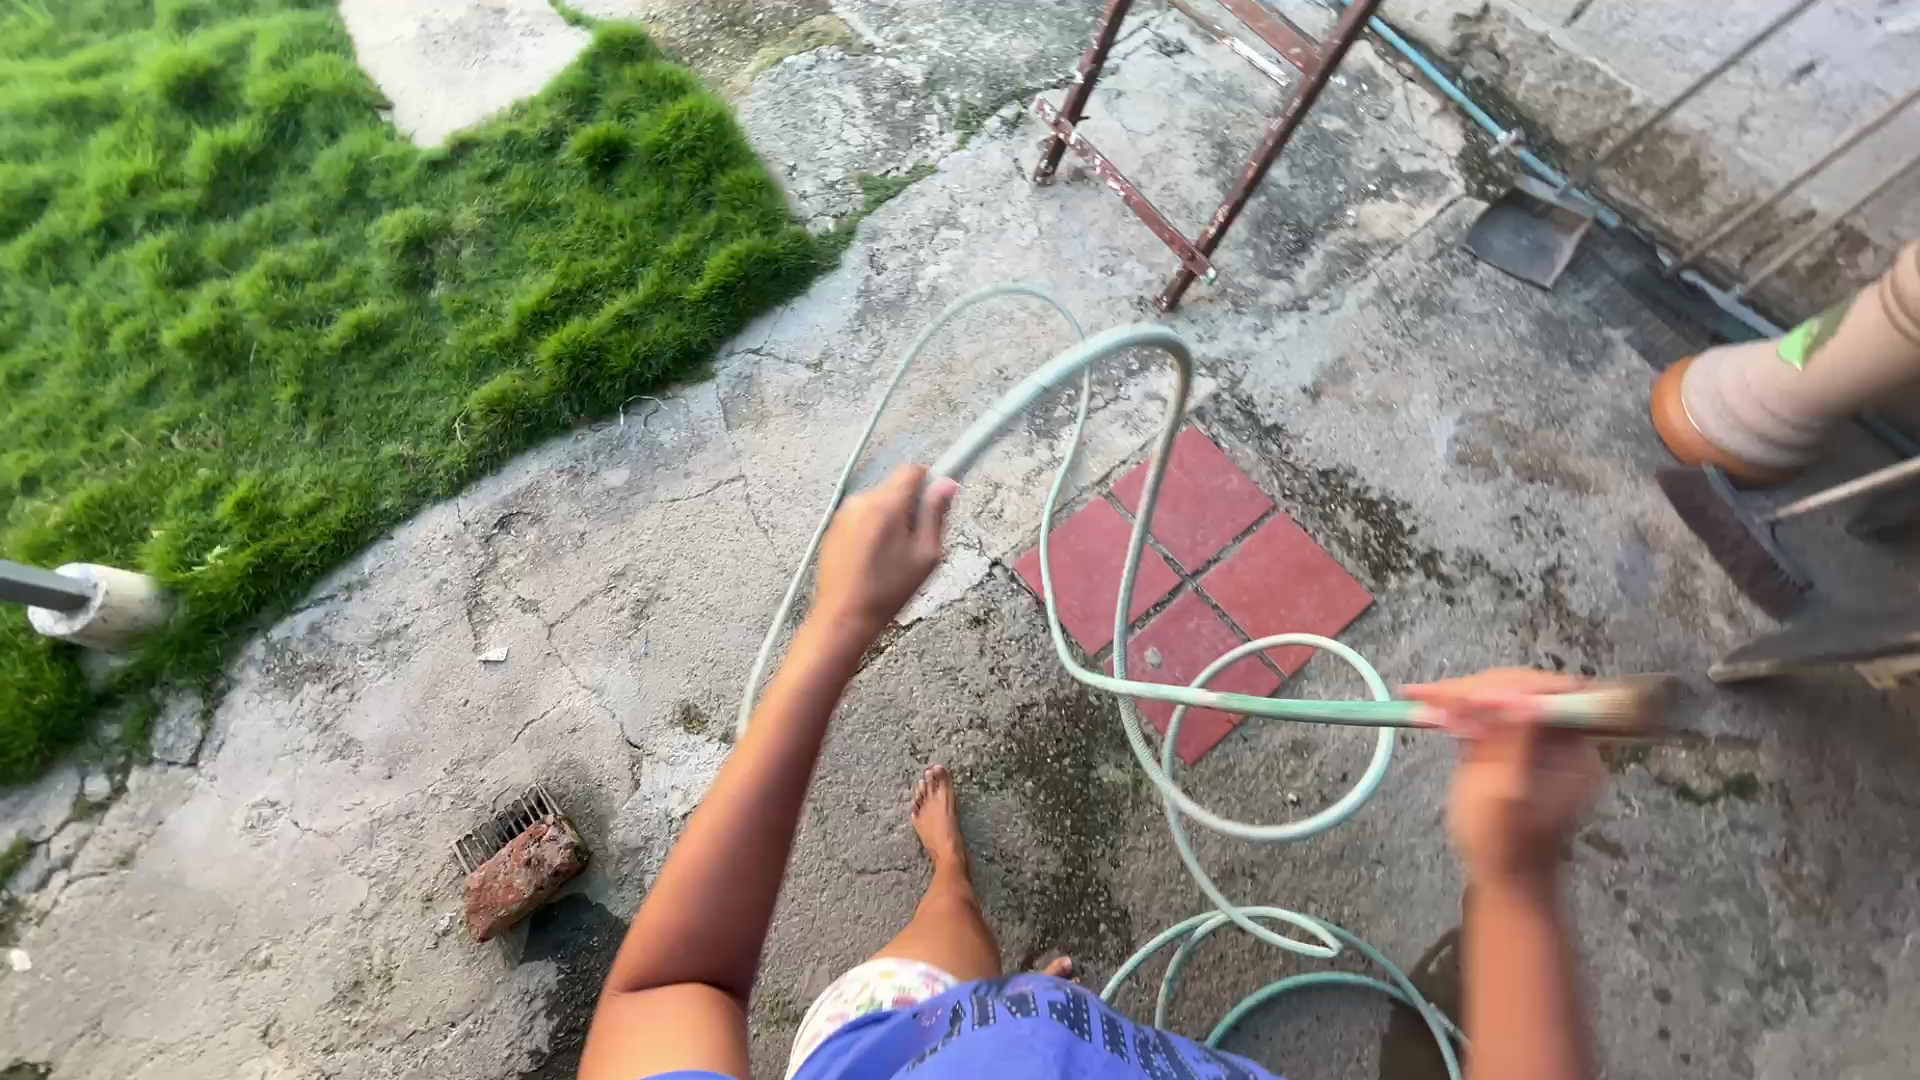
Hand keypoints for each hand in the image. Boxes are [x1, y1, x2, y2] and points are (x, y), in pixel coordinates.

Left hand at [812, 465, 958, 639]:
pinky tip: (875, 560)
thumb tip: (947, 485)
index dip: (930, 485)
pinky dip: (873, 531)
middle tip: (916, 543)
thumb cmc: (886, 593)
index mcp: (886, 506)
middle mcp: (861, 503)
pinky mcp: (834, 528)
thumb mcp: (926, 555)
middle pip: (896, 488)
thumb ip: (936, 515)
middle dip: (910, 509)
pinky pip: (863, 517)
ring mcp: (844, 515)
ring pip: (880, 504)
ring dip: (891, 521)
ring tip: (892, 557)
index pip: (914, 471)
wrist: (844, 617)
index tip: (938, 499)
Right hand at [1403, 668, 1604, 889]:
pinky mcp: (1509, 749)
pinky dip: (1458, 711)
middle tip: (1430, 696)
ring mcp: (1535, 745)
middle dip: (1474, 690)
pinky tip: (1430, 709)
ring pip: (1499, 700)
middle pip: (1520, 692)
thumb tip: (1517, 697)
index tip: (1463, 695)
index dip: (1505, 688)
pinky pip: (1487, 717)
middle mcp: (1560, 743)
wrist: (1501, 876)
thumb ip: (1511, 742)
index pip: (1548, 696)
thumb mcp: (1503, 792)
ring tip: (1421, 698)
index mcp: (1574, 753)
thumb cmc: (1502, 843)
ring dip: (1459, 697)